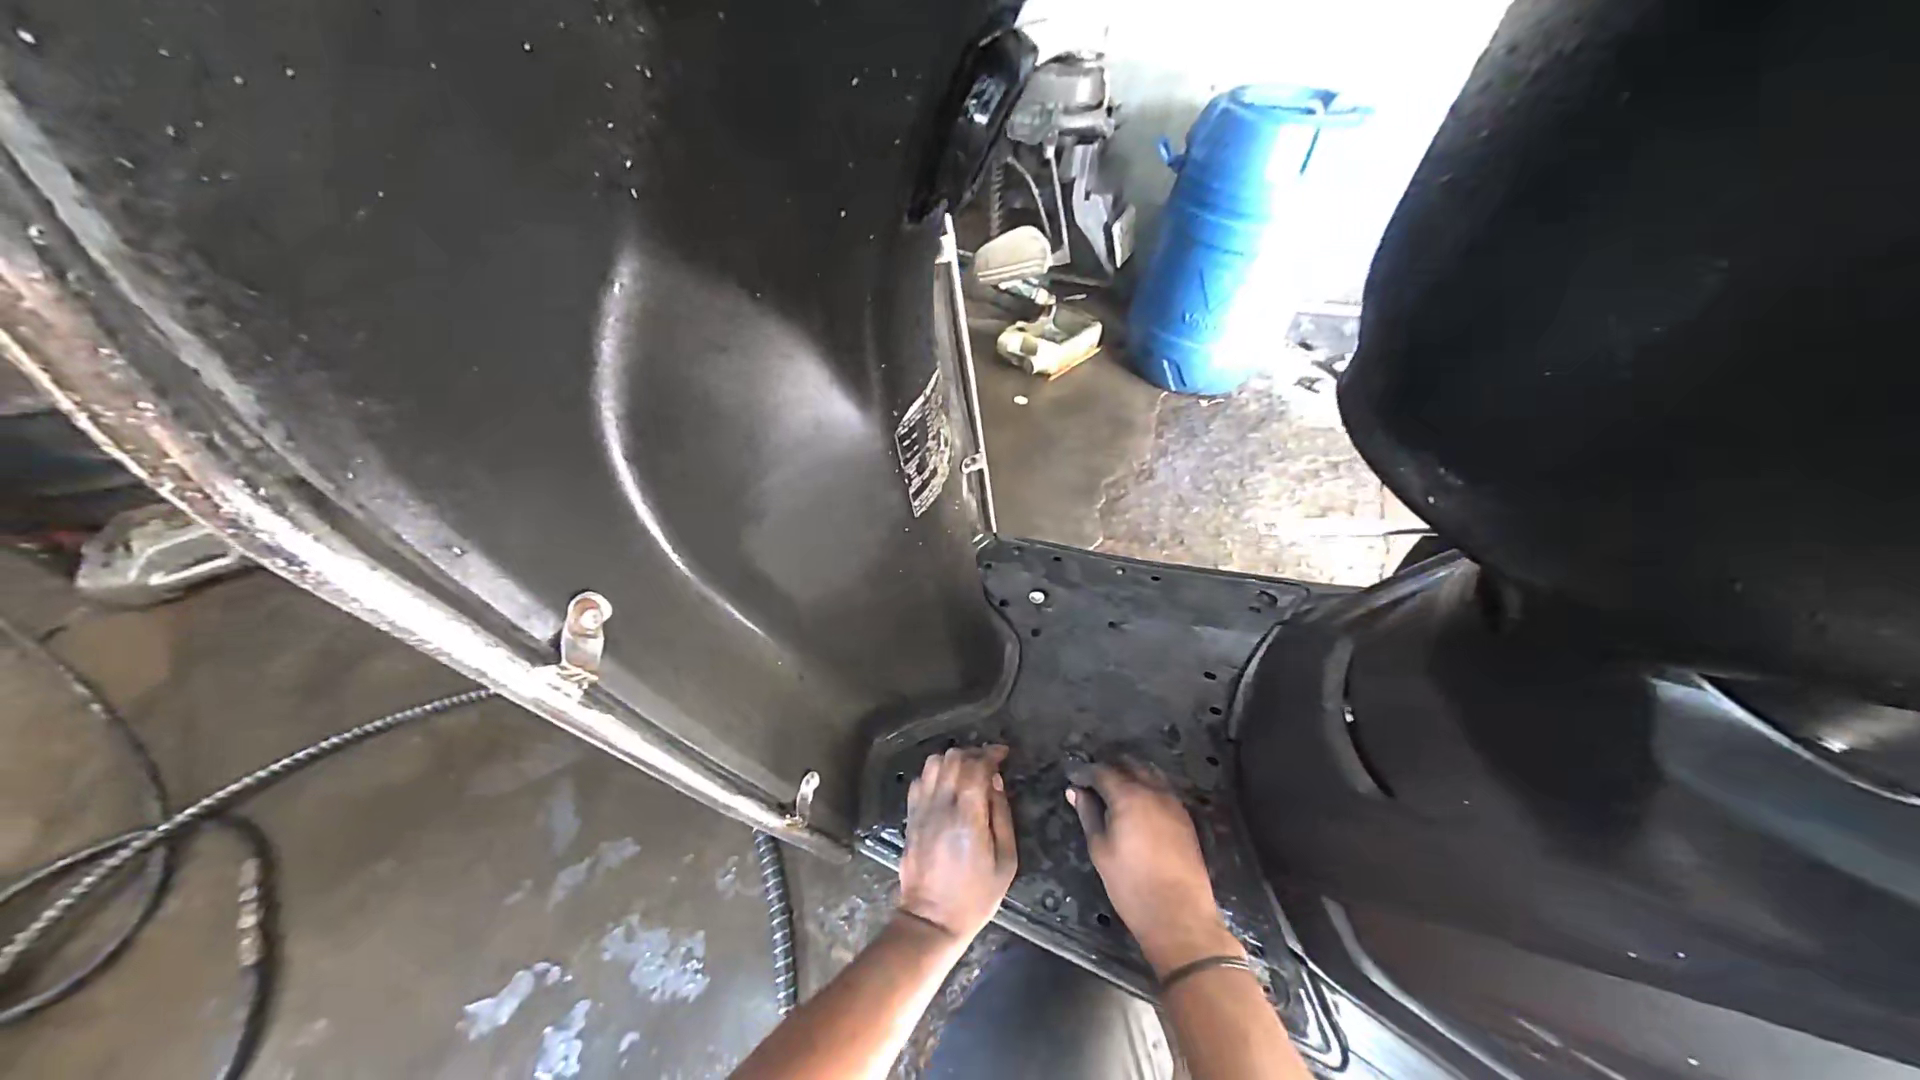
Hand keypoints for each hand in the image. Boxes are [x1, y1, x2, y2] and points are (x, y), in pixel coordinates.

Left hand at [899, 745, 1016, 942]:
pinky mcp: (910, 817)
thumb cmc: (976, 894)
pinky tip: (946, 786)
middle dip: (974, 753)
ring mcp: (922, 809)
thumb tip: (996, 782)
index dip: (991, 754)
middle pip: (953, 758)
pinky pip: (919, 780)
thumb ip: (1002, 815)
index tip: (1004, 754)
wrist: (932, 919)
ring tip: (967, 771)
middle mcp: (941, 804)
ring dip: (953, 760)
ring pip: (933, 763)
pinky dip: (935, 774)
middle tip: (989, 763)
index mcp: (968, 815)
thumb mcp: (1006, 860)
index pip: (976, 766)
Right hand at [1068, 761, 1242, 976]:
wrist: (1179, 915)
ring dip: (1131, 773)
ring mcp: (1173, 803)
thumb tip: (1075, 791)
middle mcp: (1153, 791)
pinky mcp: (1185, 818)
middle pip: (1129, 765)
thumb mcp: (1100, 849)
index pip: (1102, 771)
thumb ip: (1088, 814)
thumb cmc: (1131, 884)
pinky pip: (1163, 789)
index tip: (1073, 779)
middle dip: (1109, 768)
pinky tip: (1138, 803)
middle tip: (1092, 782)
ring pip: (1149, 774)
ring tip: (1115, 789)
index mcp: (1128, 795)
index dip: (1085, 772)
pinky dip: (1148, 786)